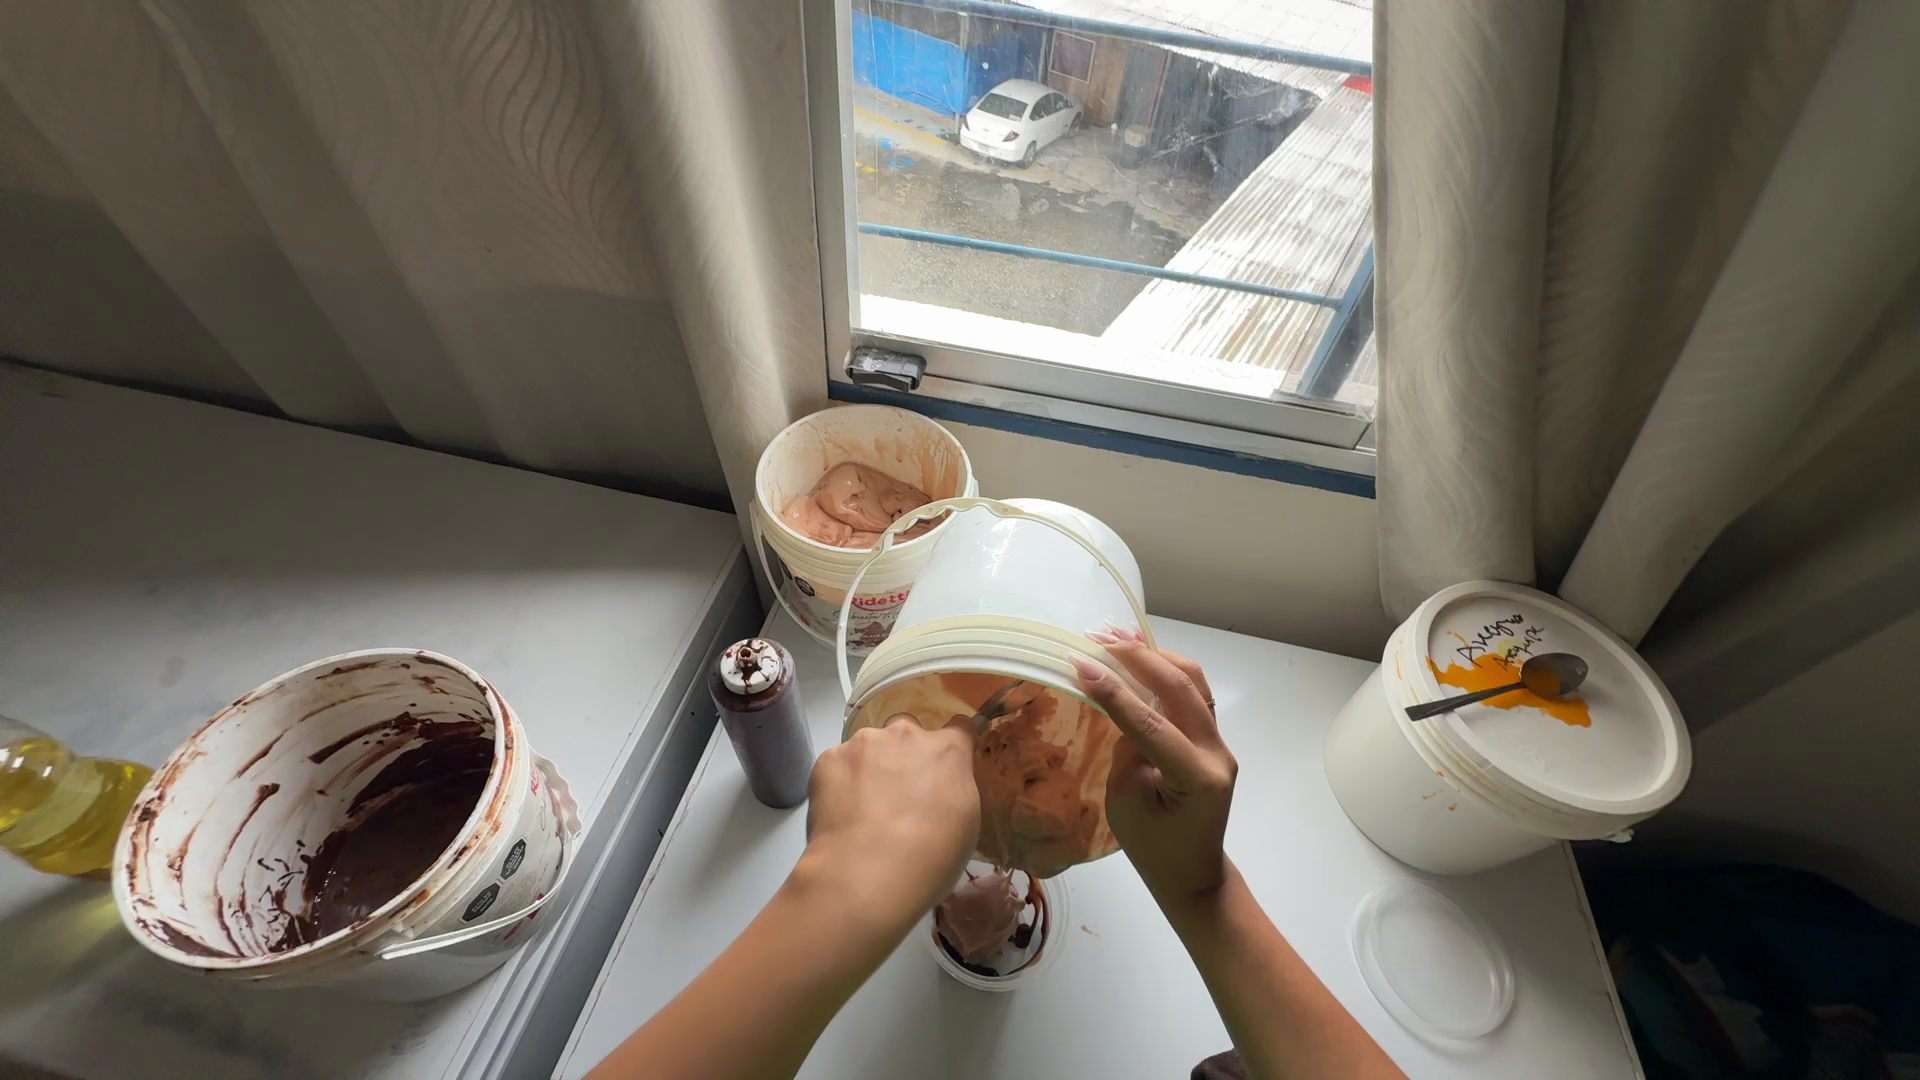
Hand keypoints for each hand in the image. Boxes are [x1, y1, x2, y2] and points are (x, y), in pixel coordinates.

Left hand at [801, 714, 978, 922]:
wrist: (865, 876)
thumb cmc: (929, 859)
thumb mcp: (966, 824)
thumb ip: (955, 788)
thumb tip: (941, 785)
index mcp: (947, 750)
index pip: (959, 728)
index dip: (952, 746)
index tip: (945, 766)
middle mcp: (906, 734)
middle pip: (908, 731)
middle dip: (905, 754)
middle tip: (898, 795)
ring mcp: (865, 743)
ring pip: (870, 746)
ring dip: (870, 767)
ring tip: (863, 809)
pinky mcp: (829, 759)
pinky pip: (838, 764)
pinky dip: (840, 782)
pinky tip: (840, 815)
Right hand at [1075, 631, 1236, 904]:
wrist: (1193, 874)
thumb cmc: (1153, 849)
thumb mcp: (1125, 801)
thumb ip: (1126, 749)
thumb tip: (1121, 702)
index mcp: (1197, 777)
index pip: (1151, 724)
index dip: (1113, 691)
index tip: (1080, 663)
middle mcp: (1216, 752)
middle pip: (1181, 687)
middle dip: (1136, 657)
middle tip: (1096, 639)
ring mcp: (1219, 741)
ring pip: (1193, 679)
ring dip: (1154, 654)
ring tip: (1115, 636)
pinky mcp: (1211, 736)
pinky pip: (1193, 691)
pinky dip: (1164, 668)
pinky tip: (1138, 654)